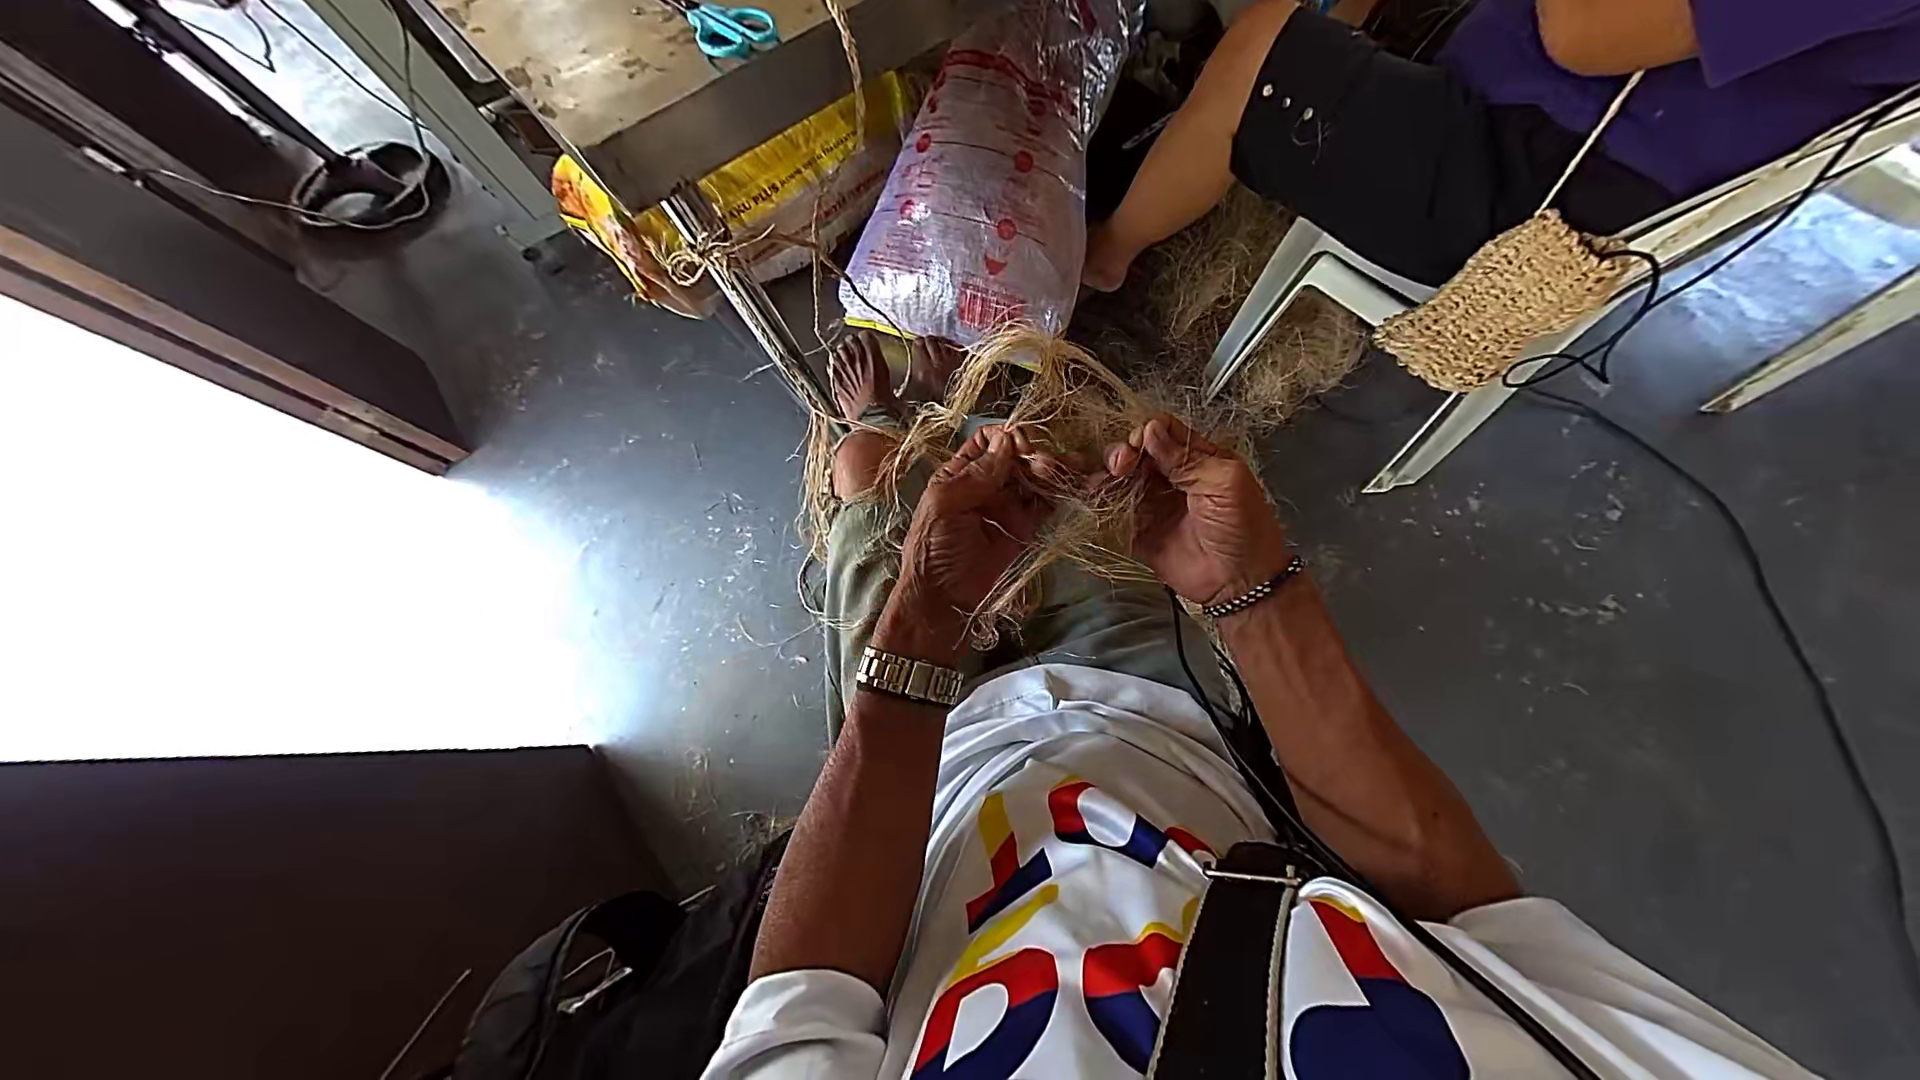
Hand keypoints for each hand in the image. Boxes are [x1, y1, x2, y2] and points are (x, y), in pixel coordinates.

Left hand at [881, 425, 1048, 660]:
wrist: (943, 599)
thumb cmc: (933, 549)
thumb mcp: (944, 505)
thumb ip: (975, 474)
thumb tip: (1007, 441)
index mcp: (960, 474)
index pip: (988, 442)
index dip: (1007, 438)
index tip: (1023, 446)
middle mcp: (987, 485)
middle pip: (1018, 458)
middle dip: (1037, 455)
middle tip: (1050, 466)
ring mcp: (1008, 506)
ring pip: (1036, 478)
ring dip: (1054, 471)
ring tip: (1068, 473)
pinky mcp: (1026, 528)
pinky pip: (1047, 505)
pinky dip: (1063, 494)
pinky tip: (1077, 486)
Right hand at [1104, 414, 1289, 606]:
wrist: (1237, 582)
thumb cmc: (1242, 527)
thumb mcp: (1223, 482)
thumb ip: (1186, 457)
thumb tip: (1149, 429)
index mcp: (1197, 459)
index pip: (1163, 433)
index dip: (1146, 433)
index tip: (1138, 444)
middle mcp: (1171, 477)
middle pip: (1137, 452)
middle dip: (1123, 452)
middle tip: (1121, 465)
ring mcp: (1152, 503)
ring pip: (1121, 477)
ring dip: (1107, 473)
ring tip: (1102, 481)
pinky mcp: (1136, 529)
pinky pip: (1113, 508)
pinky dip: (1100, 498)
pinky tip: (1094, 494)